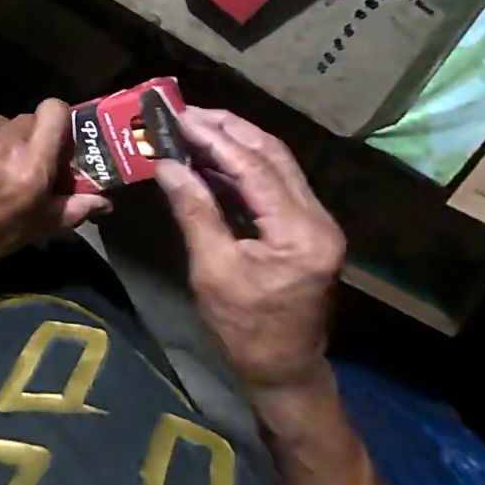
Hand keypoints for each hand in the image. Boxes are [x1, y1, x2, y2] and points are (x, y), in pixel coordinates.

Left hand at [0, 100, 111, 288]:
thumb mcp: (26, 232)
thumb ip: (68, 209)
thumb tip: (105, 200)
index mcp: (29, 168)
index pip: (55, 111)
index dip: (56, 122)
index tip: (51, 140)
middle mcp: (1, 143)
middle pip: (25, 120)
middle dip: (24, 139)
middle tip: (13, 165)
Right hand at [154, 108, 344, 392]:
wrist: (283, 371)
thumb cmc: (244, 329)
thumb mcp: (212, 270)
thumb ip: (194, 210)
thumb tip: (166, 164)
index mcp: (300, 233)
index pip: (254, 168)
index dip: (213, 138)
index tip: (178, 117)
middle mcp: (318, 219)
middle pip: (272, 154)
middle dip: (228, 128)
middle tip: (186, 113)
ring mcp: (316, 222)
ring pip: (276, 163)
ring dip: (235, 142)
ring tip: (194, 127)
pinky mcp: (305, 227)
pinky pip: (273, 183)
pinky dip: (241, 166)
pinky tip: (210, 159)